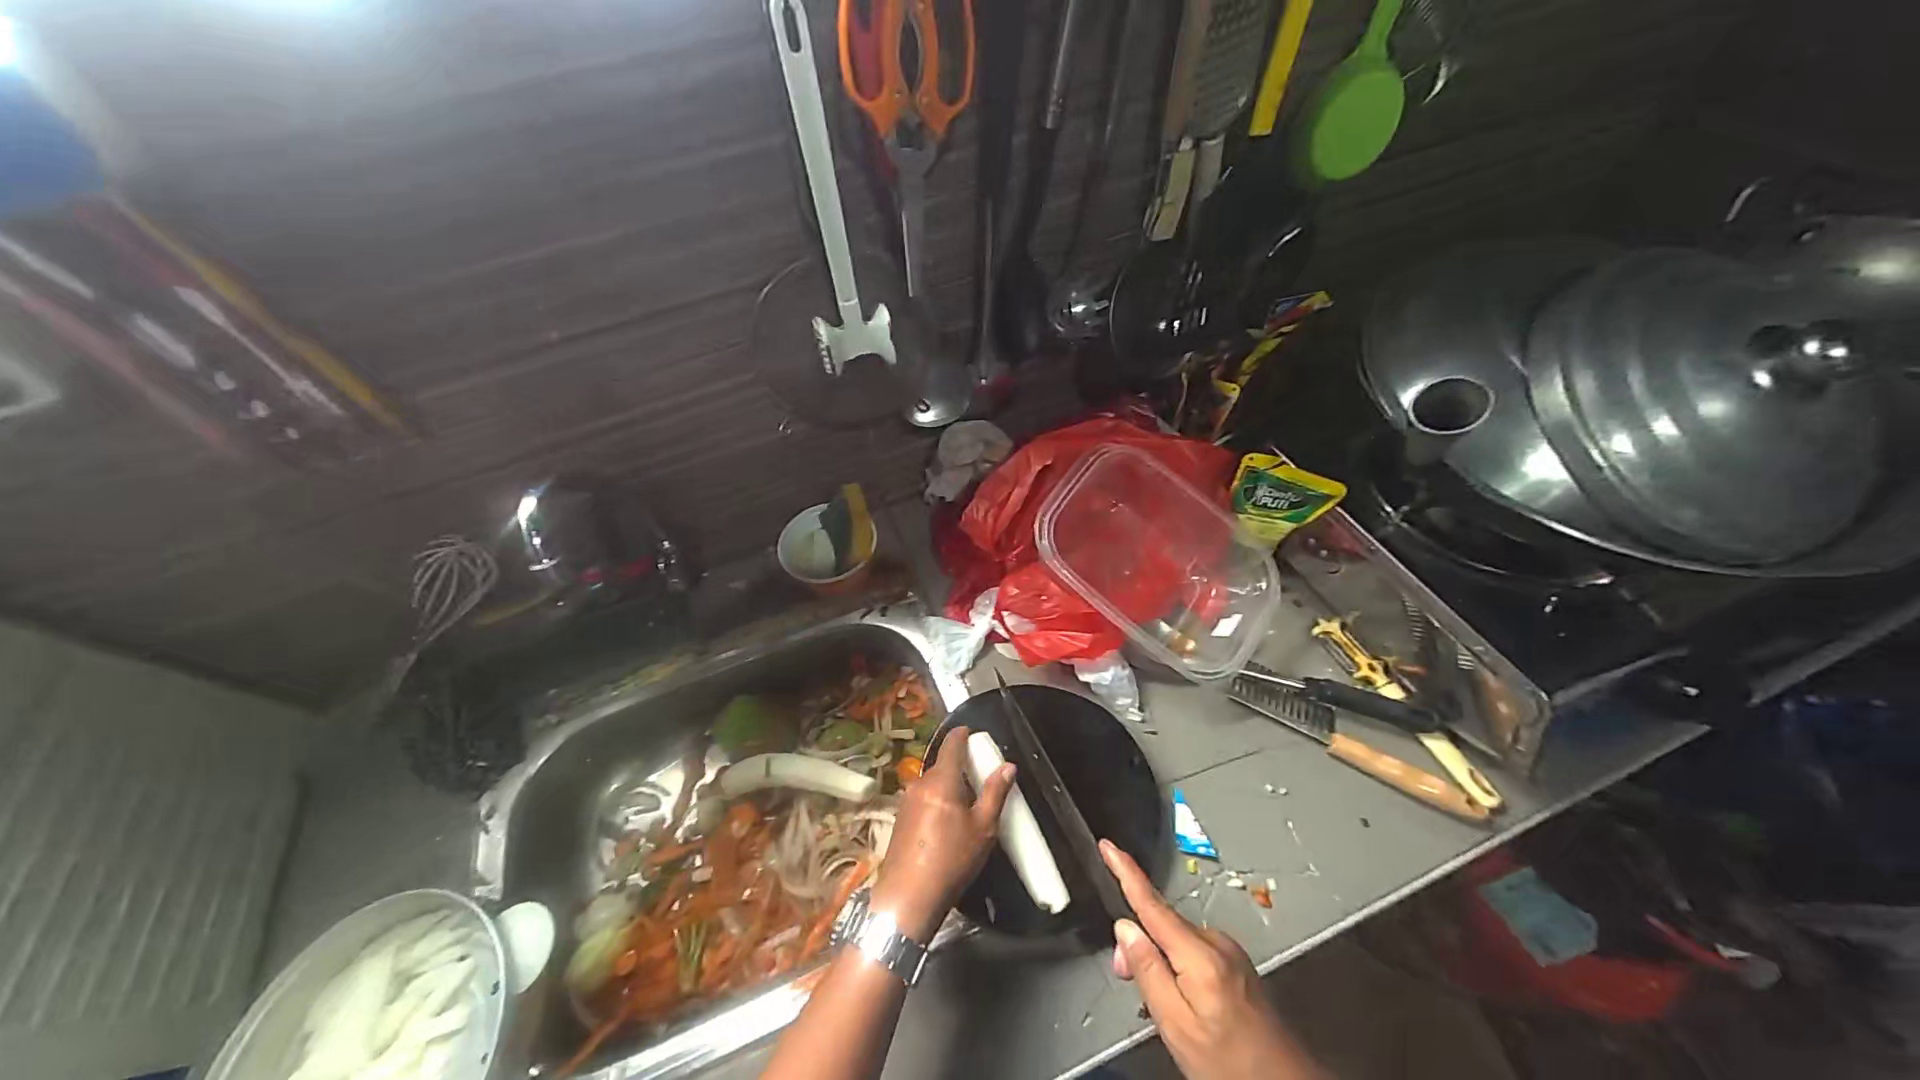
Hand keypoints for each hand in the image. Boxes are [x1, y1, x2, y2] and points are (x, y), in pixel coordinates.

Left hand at [870, 726, 1015, 940]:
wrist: (907, 898)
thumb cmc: (951, 861)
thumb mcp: (983, 829)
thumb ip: (996, 793)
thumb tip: (1008, 766)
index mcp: (941, 780)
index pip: (951, 744)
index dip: (962, 735)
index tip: (972, 733)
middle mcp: (920, 783)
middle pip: (942, 765)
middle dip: (960, 766)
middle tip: (980, 777)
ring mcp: (906, 801)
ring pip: (931, 783)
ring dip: (947, 785)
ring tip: (966, 804)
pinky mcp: (899, 818)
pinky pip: (922, 798)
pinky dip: (936, 800)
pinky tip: (946, 823)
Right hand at [1101, 840, 1328, 1079]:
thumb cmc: (1231, 1065)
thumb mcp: (1176, 1025)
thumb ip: (1147, 971)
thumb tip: (1125, 928)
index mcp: (1200, 956)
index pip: (1152, 904)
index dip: (1126, 872)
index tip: (1108, 846)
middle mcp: (1217, 943)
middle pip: (1161, 924)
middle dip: (1138, 943)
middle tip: (1127, 980)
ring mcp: (1230, 951)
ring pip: (1176, 939)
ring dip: (1159, 958)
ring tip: (1160, 1002)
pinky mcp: (1236, 963)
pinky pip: (1193, 950)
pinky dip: (1178, 964)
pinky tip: (1182, 998)